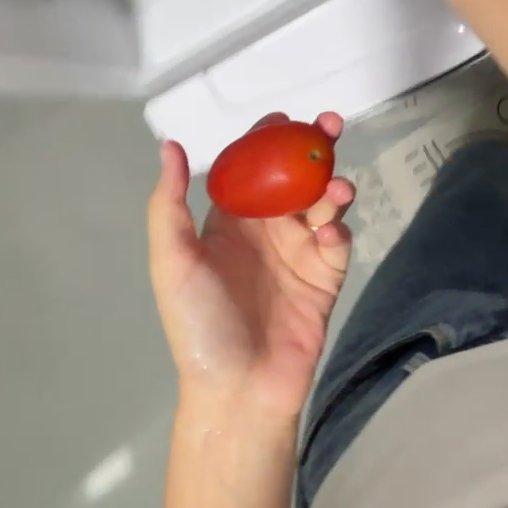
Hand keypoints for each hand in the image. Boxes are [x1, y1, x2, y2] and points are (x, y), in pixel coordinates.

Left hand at [147, 114, 355, 416]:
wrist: (239, 389)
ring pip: (323, 201)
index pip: (253, 169)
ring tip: (337, 187)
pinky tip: (328, 235)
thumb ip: (169, 205)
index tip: (284, 118)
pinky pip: (339, 240)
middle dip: (315, 149)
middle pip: (296, 176)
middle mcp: (269, 229)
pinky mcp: (327, 273)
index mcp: (231, 222)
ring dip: (333, 186)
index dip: (268, 140)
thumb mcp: (174, 263)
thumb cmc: (199, 324)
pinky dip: (338, 230)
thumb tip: (168, 144)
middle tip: (331, 125)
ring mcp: (301, 249)